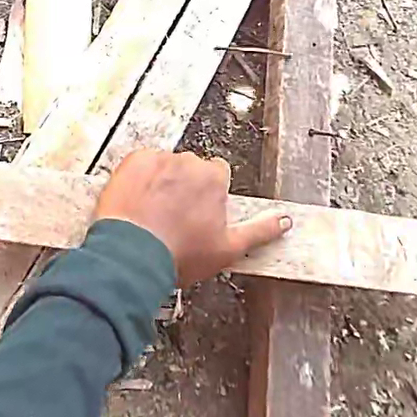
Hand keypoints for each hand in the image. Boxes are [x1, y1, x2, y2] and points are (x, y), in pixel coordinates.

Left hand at [94, 150, 292, 284]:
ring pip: (165, 166)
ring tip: (152, 213)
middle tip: (174, 216)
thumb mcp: (229, 249)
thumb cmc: (179, 254)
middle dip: (185, 187)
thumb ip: (261, 230)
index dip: (209, 195)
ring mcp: (160, 160)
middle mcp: (190, 163)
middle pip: (191, 169)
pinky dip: (139, 179)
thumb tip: (284, 221)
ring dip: (161, 182)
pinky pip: (140, 164)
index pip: (218, 175)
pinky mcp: (134, 161)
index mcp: (215, 179)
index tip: (199, 212)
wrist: (132, 256)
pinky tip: (137, 202)